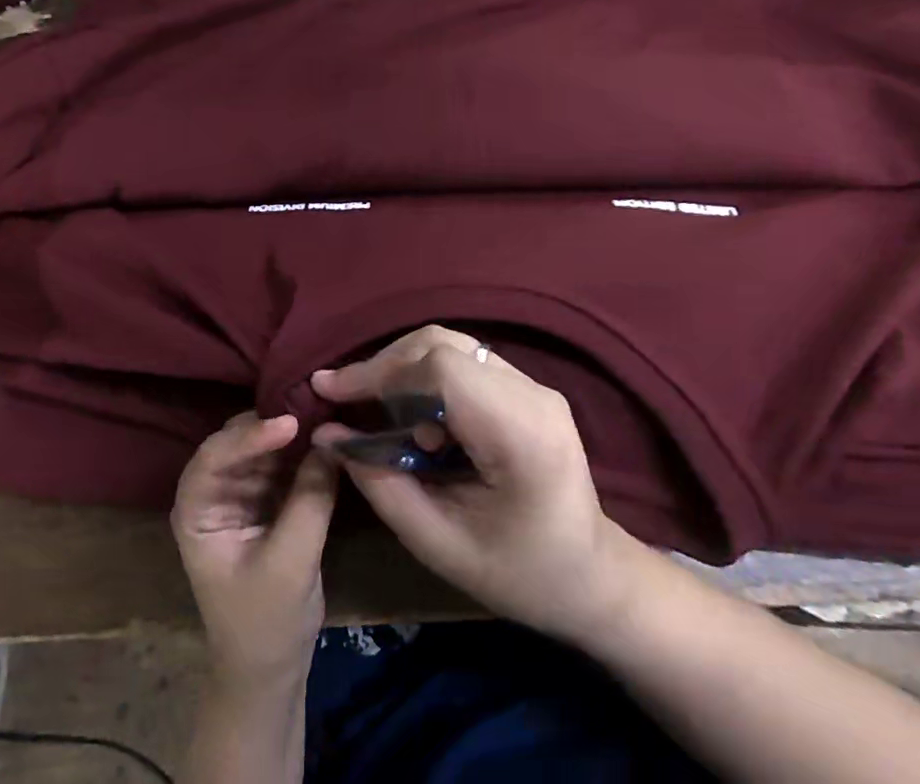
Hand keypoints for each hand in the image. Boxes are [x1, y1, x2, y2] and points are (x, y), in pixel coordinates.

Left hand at [172, 412, 338, 688]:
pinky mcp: (269, 501)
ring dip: (292, 434)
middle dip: (271, 425)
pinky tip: (328, 437)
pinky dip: (304, 452)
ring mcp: (242, 495)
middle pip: (236, 444)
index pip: (213, 459)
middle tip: (313, 406)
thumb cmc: (265, 620)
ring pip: (263, 449)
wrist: (271, 665)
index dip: (248, 437)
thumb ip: (310, 501)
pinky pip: (284, 465)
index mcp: (197, 512)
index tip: (290, 423)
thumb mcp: (290, 563)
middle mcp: (214, 495)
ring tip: (325, 412)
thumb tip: (332, 443)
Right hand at [312, 326, 641, 641]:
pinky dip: (424, 376)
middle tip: (343, 398)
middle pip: (443, 345)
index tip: (330, 392)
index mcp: (521, 435)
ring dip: (402, 368)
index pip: (442, 369)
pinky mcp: (528, 389)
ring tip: (371, 407)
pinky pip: (465, 362)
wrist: (591, 574)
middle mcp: (533, 395)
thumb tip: (328, 434)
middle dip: (384, 366)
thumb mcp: (437, 544)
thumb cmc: (519, 574)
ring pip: (451, 346)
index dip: (379, 372)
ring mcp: (535, 386)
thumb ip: (380, 484)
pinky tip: (409, 414)